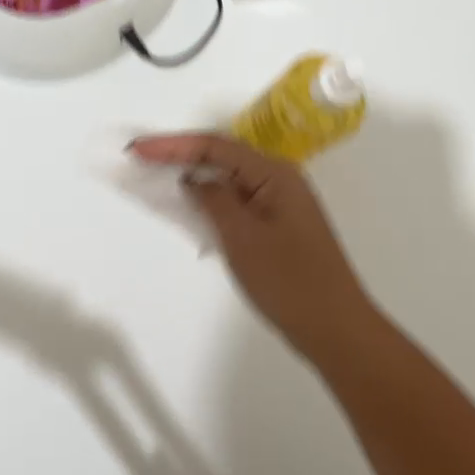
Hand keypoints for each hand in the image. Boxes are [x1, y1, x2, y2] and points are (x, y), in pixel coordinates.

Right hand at [128, 133, 373, 354]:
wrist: (337, 330)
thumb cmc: (288, 281)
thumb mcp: (242, 237)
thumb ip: (213, 200)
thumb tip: (195, 179)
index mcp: (274, 173)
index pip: (215, 146)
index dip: (172, 145)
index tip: (136, 149)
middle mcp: (280, 179)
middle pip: (222, 156)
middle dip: (180, 155)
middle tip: (140, 158)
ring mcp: (282, 203)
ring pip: (229, 180)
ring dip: (194, 178)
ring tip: (157, 179)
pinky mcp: (281, 226)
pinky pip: (238, 202)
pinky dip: (211, 203)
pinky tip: (191, 212)